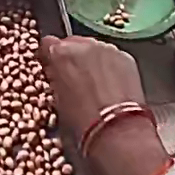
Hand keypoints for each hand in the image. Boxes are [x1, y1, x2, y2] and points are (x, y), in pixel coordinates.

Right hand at [37, 36, 166, 174]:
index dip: (48, 56)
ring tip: (94, 82)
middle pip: (72, 42)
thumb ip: (54, 77)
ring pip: (93, 48)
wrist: (118, 132)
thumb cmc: (82, 122)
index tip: (51, 66)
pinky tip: (109, 84)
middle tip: (73, 77)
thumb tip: (55, 72)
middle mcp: (84, 45)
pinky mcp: (126, 58)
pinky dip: (108, 66)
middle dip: (71, 57)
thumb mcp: (56, 99)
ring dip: (90, 60)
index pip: (47, 43)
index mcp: (60, 53)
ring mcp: (107, 49)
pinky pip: (111, 56)